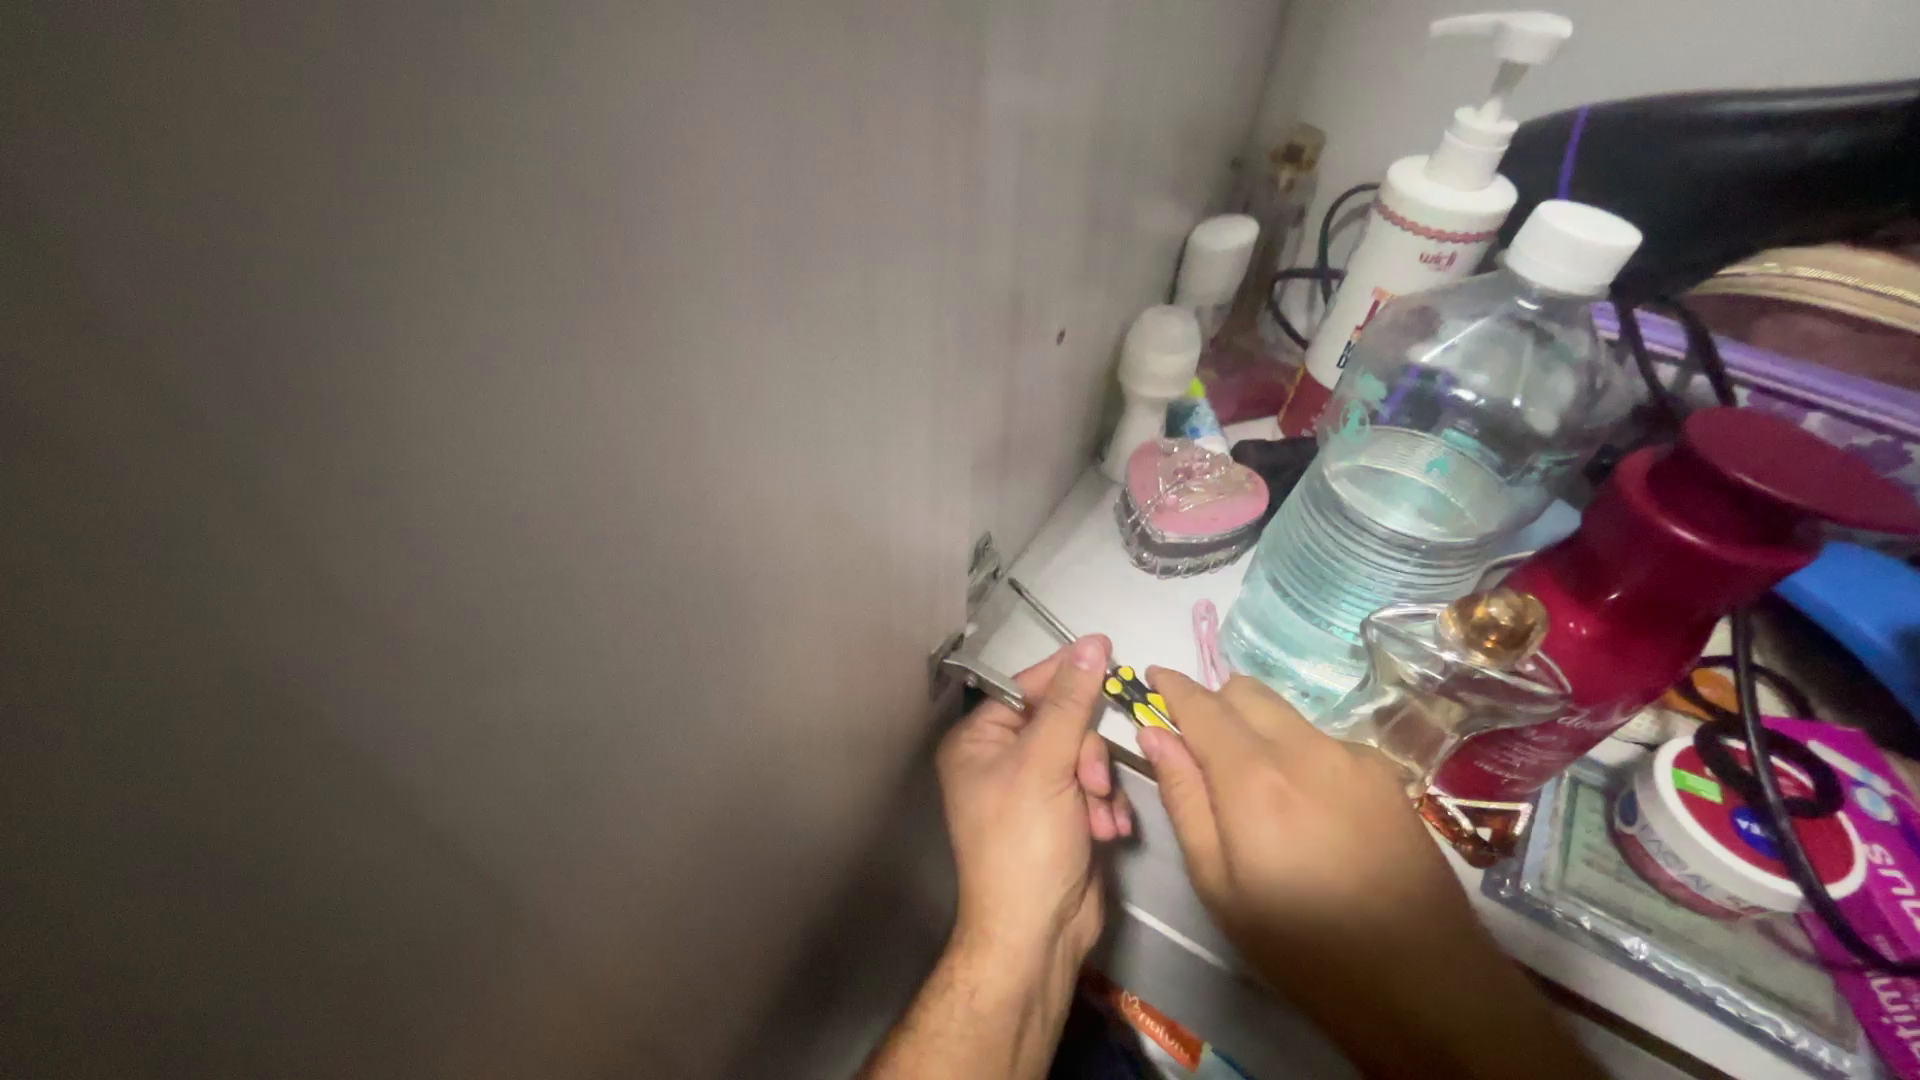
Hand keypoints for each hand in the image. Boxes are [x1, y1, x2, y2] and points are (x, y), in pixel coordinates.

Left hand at [936, 636, 1131, 969]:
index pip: (1026, 688)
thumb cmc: (1025, 844)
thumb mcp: (1045, 764)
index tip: (1107, 651)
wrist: (1038, 935)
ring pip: (1084, 755)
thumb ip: (1071, 702)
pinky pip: (1092, 788)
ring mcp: (1032, 789)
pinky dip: (1104, 807)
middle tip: (1090, 783)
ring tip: (1098, 816)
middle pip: (1062, 722)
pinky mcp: (1061, 815)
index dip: (1065, 674)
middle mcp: (1001, 760)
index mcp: (979, 741)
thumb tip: (1091, 643)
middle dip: (1085, 754)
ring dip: (1099, 784)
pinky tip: (1106, 832)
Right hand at [1137, 670, 1599, 1079]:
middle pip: (1245, 691)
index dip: (1171, 685)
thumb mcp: (1218, 883)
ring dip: (1255, 727)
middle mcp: (1304, 748)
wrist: (1425, 982)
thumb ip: (1183, 797)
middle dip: (1213, 703)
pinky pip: (1322, 739)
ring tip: (1255, 786)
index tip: (1152, 678)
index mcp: (1254, 778)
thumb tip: (1155, 735)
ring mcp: (1352, 756)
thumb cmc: (1299, 945)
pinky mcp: (1386, 773)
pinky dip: (1296, 751)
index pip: (1201, 705)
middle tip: (1197, 744)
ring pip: (1285, 713)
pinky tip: (1308, 807)